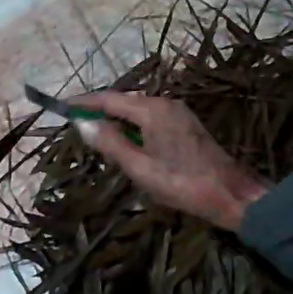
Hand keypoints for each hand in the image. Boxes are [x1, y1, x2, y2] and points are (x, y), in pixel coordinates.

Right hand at [72, 92, 269, 231]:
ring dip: (115, 118)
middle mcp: (165, 103)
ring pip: (137, 109)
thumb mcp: (139, 167)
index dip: (84, 102)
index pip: (109, 99)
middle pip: (123, 100)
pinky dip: (131, 124)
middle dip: (98, 109)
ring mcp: (177, 113)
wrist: (230, 194)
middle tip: (74, 122)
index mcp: (152, 109)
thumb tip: (82, 124)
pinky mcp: (184, 125)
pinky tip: (124, 141)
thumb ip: (110, 143)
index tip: (62, 105)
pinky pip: (149, 117)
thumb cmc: (182, 183)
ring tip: (94, 132)